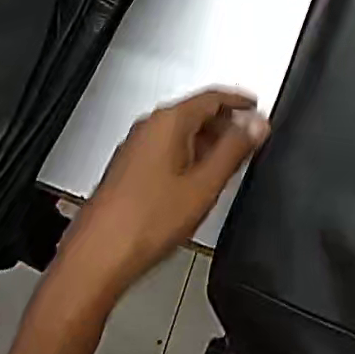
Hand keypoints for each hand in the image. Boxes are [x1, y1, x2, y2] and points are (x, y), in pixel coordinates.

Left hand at [57, 89, 269, 297]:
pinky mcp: (129, 166)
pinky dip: (188, 153)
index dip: (238, 100)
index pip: (212, 96)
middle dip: (225, 121)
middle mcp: (149, 126)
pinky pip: (166, 147)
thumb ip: (234, 150)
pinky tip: (197, 178)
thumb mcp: (204, 185)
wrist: (98, 257)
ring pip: (180, 130)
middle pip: (196, 111)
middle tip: (247, 133)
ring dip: (207, 139)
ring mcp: (136, 146)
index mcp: (169, 122)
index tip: (254, 104)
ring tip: (228, 159)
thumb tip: (256, 125)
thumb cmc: (144, 223)